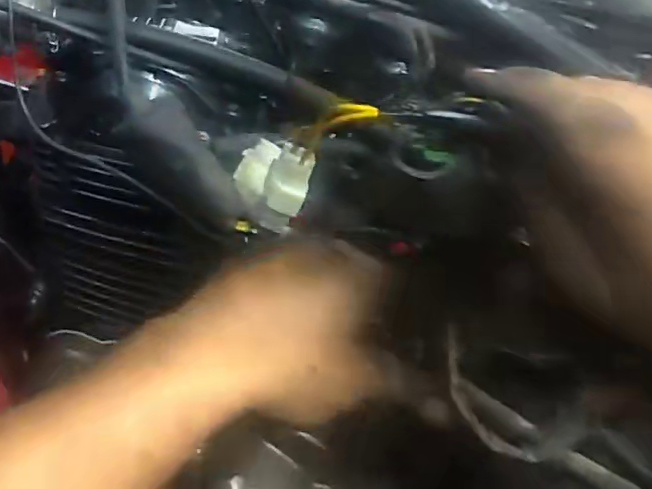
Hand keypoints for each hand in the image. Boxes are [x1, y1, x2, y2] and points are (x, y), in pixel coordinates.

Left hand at [149, 241, 388, 425]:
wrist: (211, 348)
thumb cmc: (293, 363)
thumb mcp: (353, 382)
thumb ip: (401, 384)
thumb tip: (441, 403)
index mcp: (357, 270)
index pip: (396, 277)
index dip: (406, 301)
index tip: (410, 323)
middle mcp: (324, 247)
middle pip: (358, 264)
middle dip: (367, 289)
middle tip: (371, 323)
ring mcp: (283, 247)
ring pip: (320, 261)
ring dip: (329, 282)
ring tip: (332, 318)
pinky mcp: (251, 257)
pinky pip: (287, 265)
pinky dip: (296, 282)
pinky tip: (289, 310)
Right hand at [470, 70, 651, 437]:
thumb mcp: (591, 280)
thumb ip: (540, 205)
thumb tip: (519, 156)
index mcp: (622, 145)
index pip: (544, 89)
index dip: (505, 83)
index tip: (481, 84)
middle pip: (601, 86)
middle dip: (565, 101)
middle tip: (548, 127)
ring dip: (628, 115)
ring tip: (625, 153)